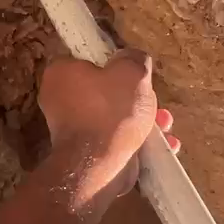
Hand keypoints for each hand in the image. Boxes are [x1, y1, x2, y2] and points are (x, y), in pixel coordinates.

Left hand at [37, 51, 175, 201]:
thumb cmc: (111, 112)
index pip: (86, 59)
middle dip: (136, 98)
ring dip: (143, 120)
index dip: (113, 64)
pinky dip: (138, 140)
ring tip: (164, 125)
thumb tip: (132, 57)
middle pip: (105, 90)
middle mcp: (59, 98)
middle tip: (153, 103)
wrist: (99, 165)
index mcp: (60, 73)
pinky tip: (163, 145)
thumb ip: (132, 59)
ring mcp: (71, 126)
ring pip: (114, 115)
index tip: (132, 73)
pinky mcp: (85, 149)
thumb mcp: (130, 73)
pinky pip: (115, 137)